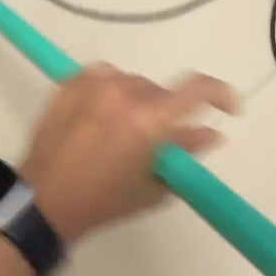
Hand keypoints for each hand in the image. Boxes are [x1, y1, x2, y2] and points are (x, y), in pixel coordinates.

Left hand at [20, 66, 239, 241]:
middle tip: (156, 142)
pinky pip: (102, 77)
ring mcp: (93, 83)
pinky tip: (101, 116)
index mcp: (149, 120)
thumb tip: (212, 134)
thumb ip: (185, 153)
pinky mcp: (69, 82)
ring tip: (123, 132)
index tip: (229, 108)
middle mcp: (123, 92)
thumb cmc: (105, 199)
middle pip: (160, 91)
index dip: (220, 93)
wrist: (46, 195)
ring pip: (131, 82)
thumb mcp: (154, 185)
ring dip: (137, 101)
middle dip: (166, 112)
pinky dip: (110, 91)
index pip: (196, 88)